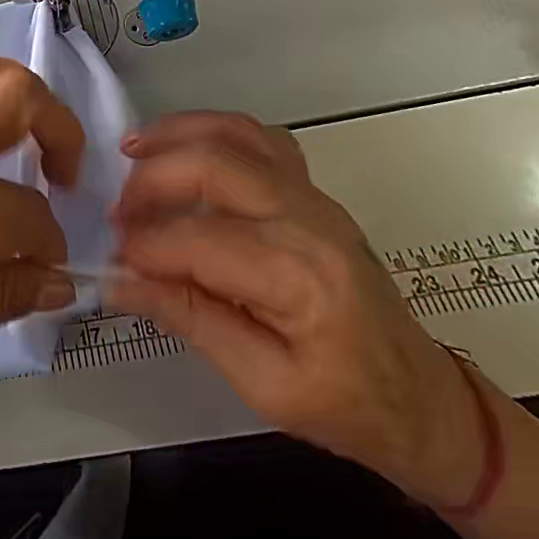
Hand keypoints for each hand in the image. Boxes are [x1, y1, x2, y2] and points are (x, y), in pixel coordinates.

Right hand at [107, 112, 486, 509]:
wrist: (426, 401)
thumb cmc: (347, 404)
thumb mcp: (261, 384)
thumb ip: (187, 318)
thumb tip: (117, 281)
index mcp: (298, 277)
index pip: (194, 240)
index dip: (141, 247)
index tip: (112, 264)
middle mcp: (309, 221)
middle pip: (213, 165)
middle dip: (149, 181)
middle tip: (116, 213)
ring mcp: (315, 199)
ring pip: (236, 134)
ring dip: (176, 136)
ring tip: (131, 152)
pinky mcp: (312, 194)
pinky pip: (258, 139)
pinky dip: (211, 133)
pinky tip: (181, 152)